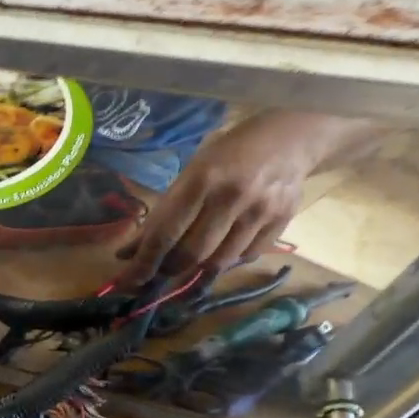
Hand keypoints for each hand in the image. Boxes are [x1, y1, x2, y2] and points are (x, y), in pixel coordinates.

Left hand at [117, 112, 372, 283]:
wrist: (291, 135)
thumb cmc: (225, 158)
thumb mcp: (186, 178)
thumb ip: (159, 217)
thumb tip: (127, 254)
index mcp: (200, 183)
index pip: (164, 236)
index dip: (143, 264)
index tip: (129, 281)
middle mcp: (232, 197)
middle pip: (191, 255)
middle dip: (168, 270)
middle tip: (158, 271)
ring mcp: (262, 209)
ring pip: (219, 261)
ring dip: (195, 271)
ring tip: (185, 264)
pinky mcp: (284, 218)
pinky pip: (247, 256)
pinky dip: (226, 262)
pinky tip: (218, 252)